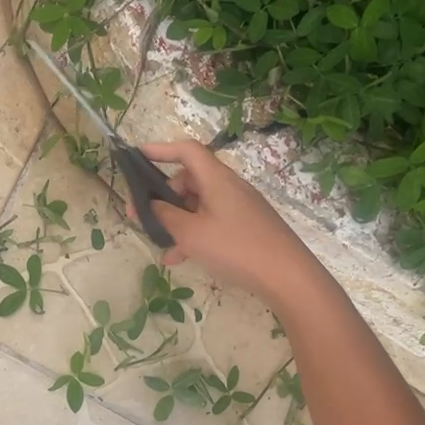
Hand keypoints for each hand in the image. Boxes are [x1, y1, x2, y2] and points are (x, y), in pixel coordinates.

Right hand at [138, 141, 313, 300]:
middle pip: (190, 180)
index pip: (187, 151)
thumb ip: (165, 215)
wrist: (286, 275)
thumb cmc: (235, 248)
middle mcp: (229, 186)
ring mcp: (239, 206)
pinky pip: (211, 221)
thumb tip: (150, 204)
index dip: (161, 150)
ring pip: (198, 204)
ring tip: (162, 245)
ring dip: (177, 221)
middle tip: (143, 217)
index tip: (138, 155)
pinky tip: (181, 258)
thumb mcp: (191, 233)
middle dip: (164, 197)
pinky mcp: (246, 225)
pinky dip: (194, 233)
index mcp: (216, 179)